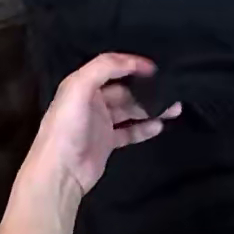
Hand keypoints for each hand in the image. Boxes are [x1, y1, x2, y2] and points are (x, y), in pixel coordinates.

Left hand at [14, 53, 179, 216]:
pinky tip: (159, 125)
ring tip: (172, 108)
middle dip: (145, 89)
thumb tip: (133, 62)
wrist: (60, 171)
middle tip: (169, 89)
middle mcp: (90, 100)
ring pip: (130, 110)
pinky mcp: (107, 142)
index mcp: (80, 84)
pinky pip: (130, 131)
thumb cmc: (67, 126)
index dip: (131, 64)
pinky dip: (144, 128)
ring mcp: (100, 122)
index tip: (154, 68)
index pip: (109, 67)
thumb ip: (103, 69)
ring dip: (149, 108)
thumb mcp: (78, 88)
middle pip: (123, 89)